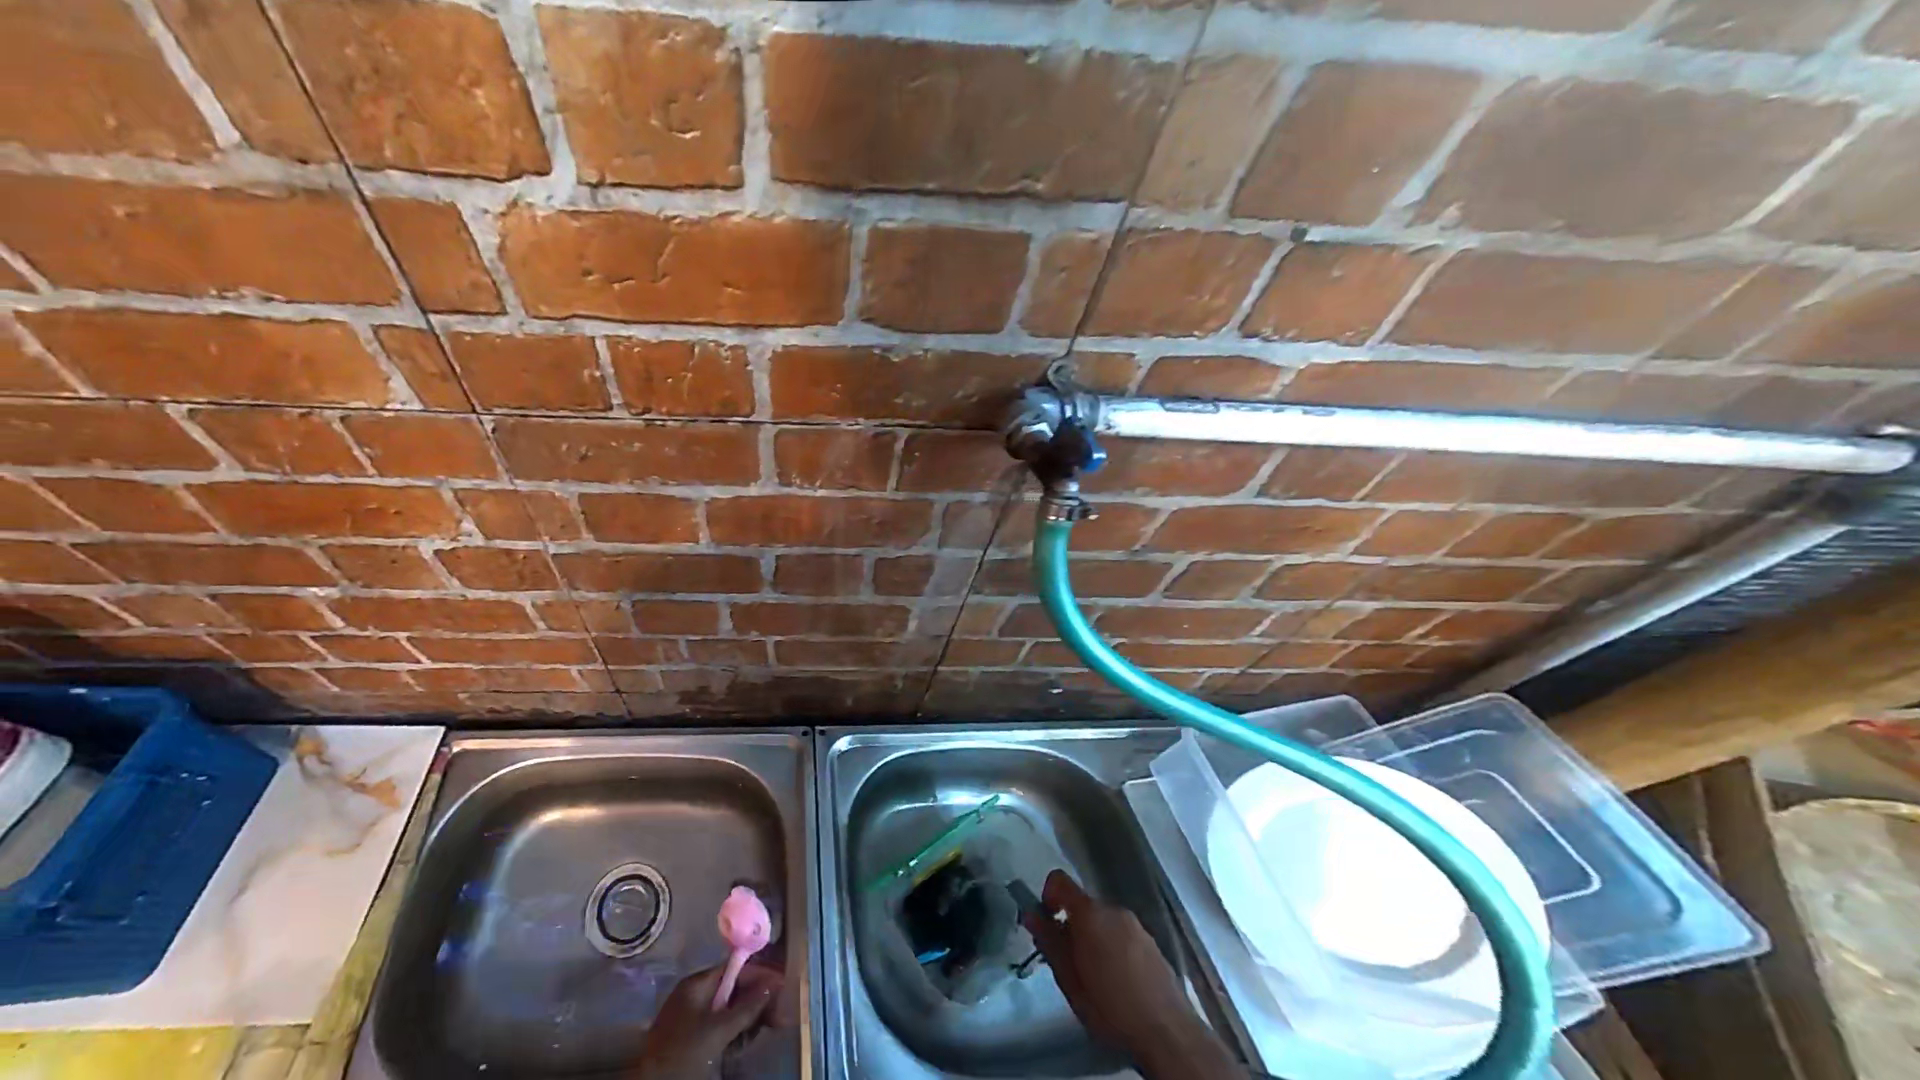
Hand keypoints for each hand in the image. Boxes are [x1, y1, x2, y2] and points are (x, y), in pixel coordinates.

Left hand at [633, 963, 781, 1079]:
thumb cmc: (683, 1051)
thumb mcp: (719, 1029)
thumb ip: (748, 1006)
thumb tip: (772, 983)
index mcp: (697, 984)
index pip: (734, 969)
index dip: (758, 975)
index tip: (779, 986)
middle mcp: (694, 994)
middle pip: (732, 989)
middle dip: (756, 1000)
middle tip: (777, 1013)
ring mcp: (690, 1016)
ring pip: (727, 1009)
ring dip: (748, 1017)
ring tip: (767, 1027)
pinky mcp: (690, 1036)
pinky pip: (718, 1025)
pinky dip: (734, 1030)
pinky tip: (746, 1039)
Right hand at [1022, 870, 1246, 1079]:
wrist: (1167, 1031)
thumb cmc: (1110, 1007)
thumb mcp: (1070, 980)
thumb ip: (1049, 942)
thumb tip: (1032, 915)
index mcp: (1091, 914)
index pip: (1060, 881)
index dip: (1047, 895)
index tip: (1045, 922)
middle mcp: (1114, 910)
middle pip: (1082, 905)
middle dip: (1069, 926)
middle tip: (1066, 962)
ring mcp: (1136, 925)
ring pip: (1102, 921)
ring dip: (1091, 938)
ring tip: (1092, 976)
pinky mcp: (1151, 941)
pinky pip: (1121, 933)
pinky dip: (1111, 946)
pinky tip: (1116, 980)